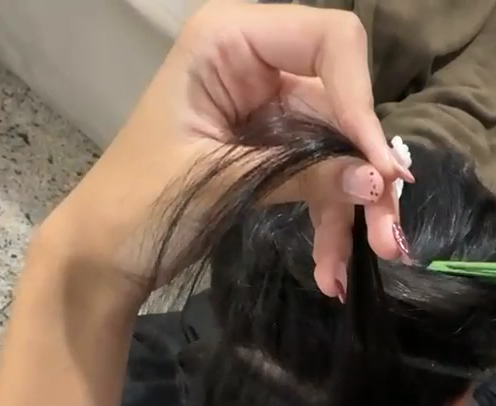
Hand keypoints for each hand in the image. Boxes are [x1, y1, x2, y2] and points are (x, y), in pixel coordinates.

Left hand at [53, 1, 407, 295]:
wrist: (106, 253)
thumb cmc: (139, 204)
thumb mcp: (220, 183)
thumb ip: (301, 173)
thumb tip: (379, 182)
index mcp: (231, 40)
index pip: (331, 42)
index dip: (363, 105)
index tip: (380, 174)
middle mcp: (259, 65)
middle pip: (344, 109)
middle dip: (368, 178)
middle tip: (389, 242)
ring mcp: (269, 112)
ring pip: (340, 154)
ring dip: (353, 216)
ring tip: (347, 274)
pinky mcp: (273, 155)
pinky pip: (321, 182)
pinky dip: (329, 226)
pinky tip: (329, 273)